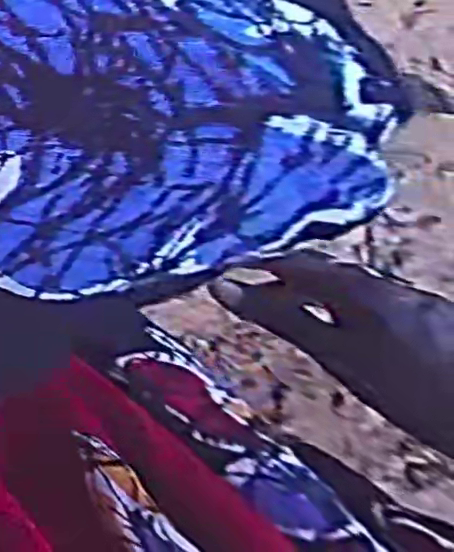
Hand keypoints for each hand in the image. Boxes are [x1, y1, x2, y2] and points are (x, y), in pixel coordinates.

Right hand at [212, 252, 453, 455]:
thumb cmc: (417, 390)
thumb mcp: (337, 355)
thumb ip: (279, 317)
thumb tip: (219, 286)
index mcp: (361, 288)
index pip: (291, 260)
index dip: (252, 261)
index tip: (219, 269)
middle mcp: (395, 290)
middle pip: (327, 274)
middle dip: (287, 281)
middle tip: (253, 297)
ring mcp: (429, 311)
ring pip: (358, 292)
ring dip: (320, 298)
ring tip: (298, 318)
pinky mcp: (447, 333)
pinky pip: (384, 310)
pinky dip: (352, 314)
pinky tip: (352, 336)